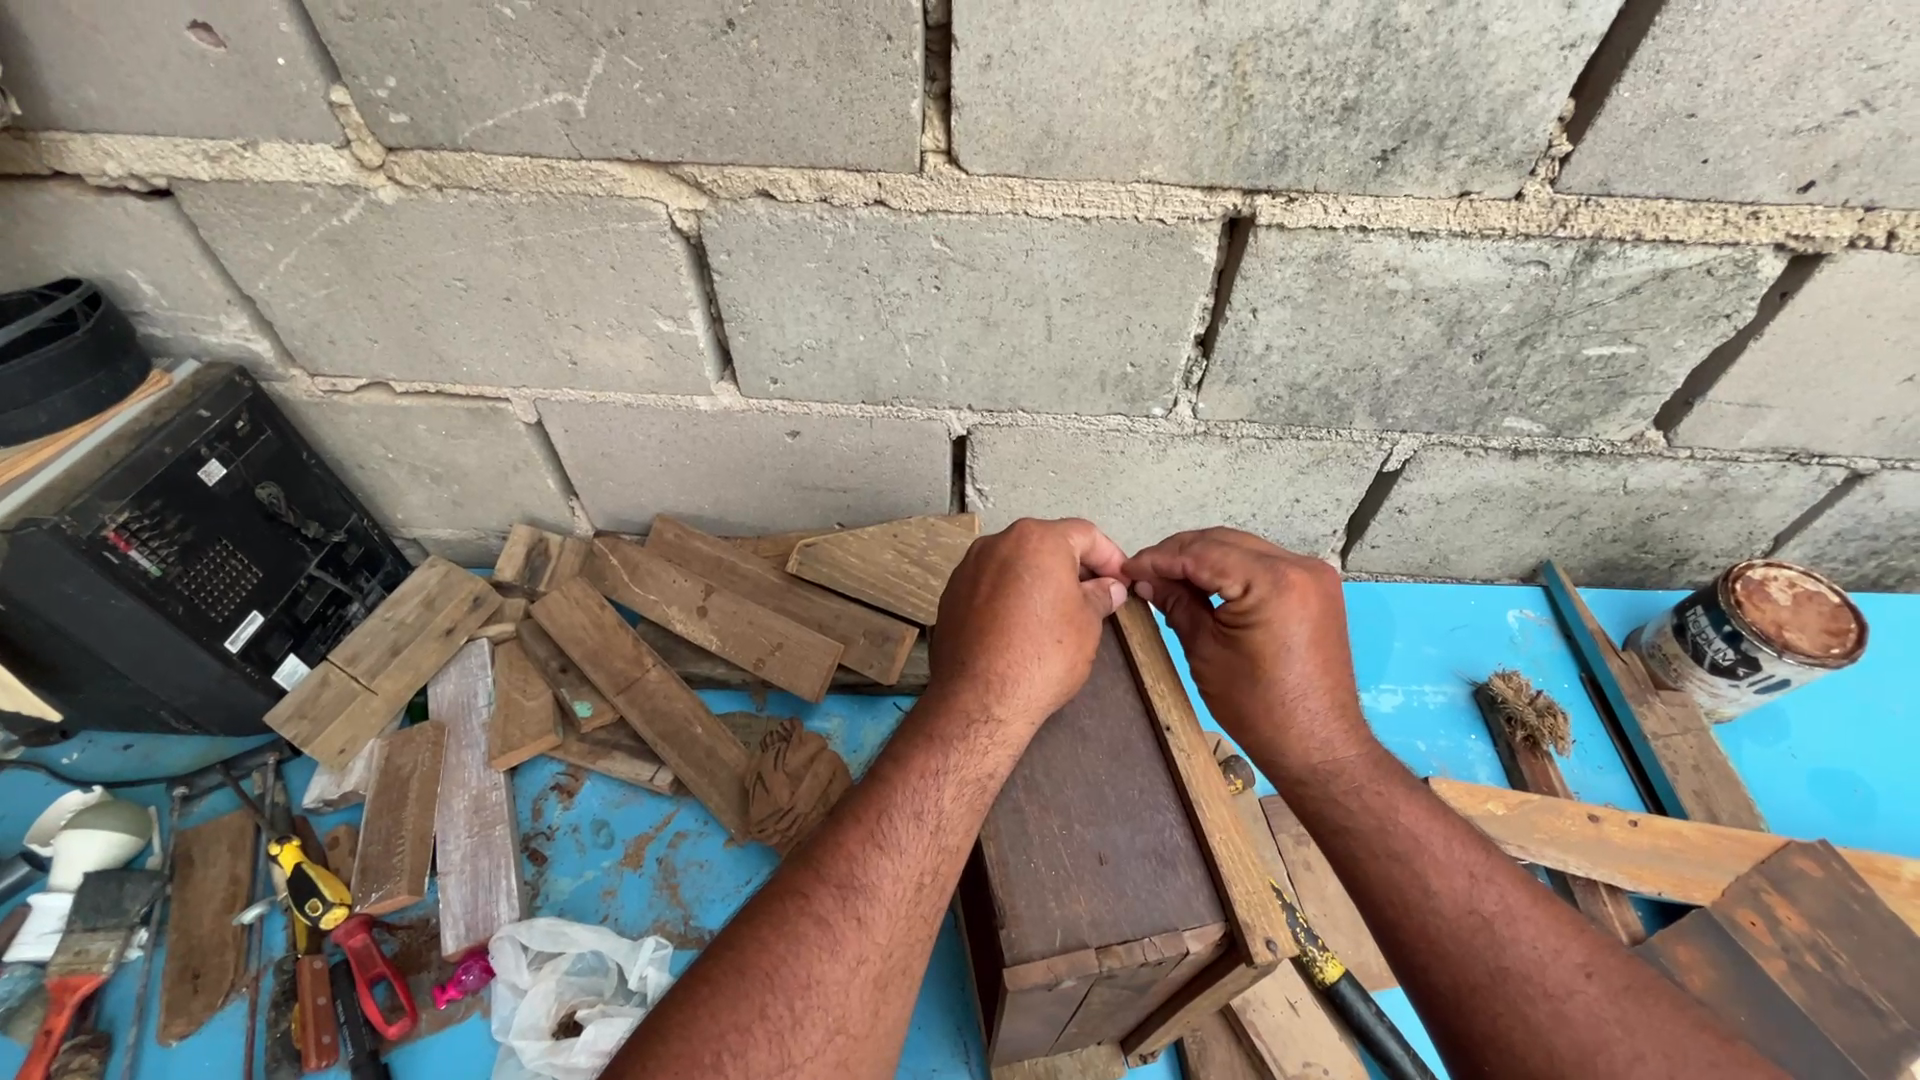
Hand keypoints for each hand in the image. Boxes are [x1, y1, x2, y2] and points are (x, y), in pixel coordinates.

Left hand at [928, 518, 1128, 729]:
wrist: (981, 698)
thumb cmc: (1042, 656)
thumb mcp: (1087, 623)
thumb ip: (1100, 596)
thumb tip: (1108, 588)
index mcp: (1037, 540)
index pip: (1085, 534)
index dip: (1110, 557)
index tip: (1120, 581)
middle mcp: (998, 543)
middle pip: (1046, 544)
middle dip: (1074, 567)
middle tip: (1095, 596)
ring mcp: (970, 567)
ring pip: (1016, 563)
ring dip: (1040, 580)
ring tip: (1058, 613)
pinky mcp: (952, 593)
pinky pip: (991, 584)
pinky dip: (1011, 595)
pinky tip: (1022, 625)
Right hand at [1122, 529, 1373, 775]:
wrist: (1317, 743)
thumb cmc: (1258, 706)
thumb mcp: (1205, 650)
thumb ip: (1177, 604)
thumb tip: (1146, 579)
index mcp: (1272, 581)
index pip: (1201, 552)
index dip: (1159, 558)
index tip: (1127, 568)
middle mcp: (1298, 565)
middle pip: (1223, 541)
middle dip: (1179, 554)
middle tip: (1142, 573)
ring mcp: (1312, 574)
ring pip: (1242, 548)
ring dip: (1202, 559)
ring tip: (1166, 579)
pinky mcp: (1315, 588)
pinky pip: (1262, 564)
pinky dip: (1229, 569)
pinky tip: (1201, 585)